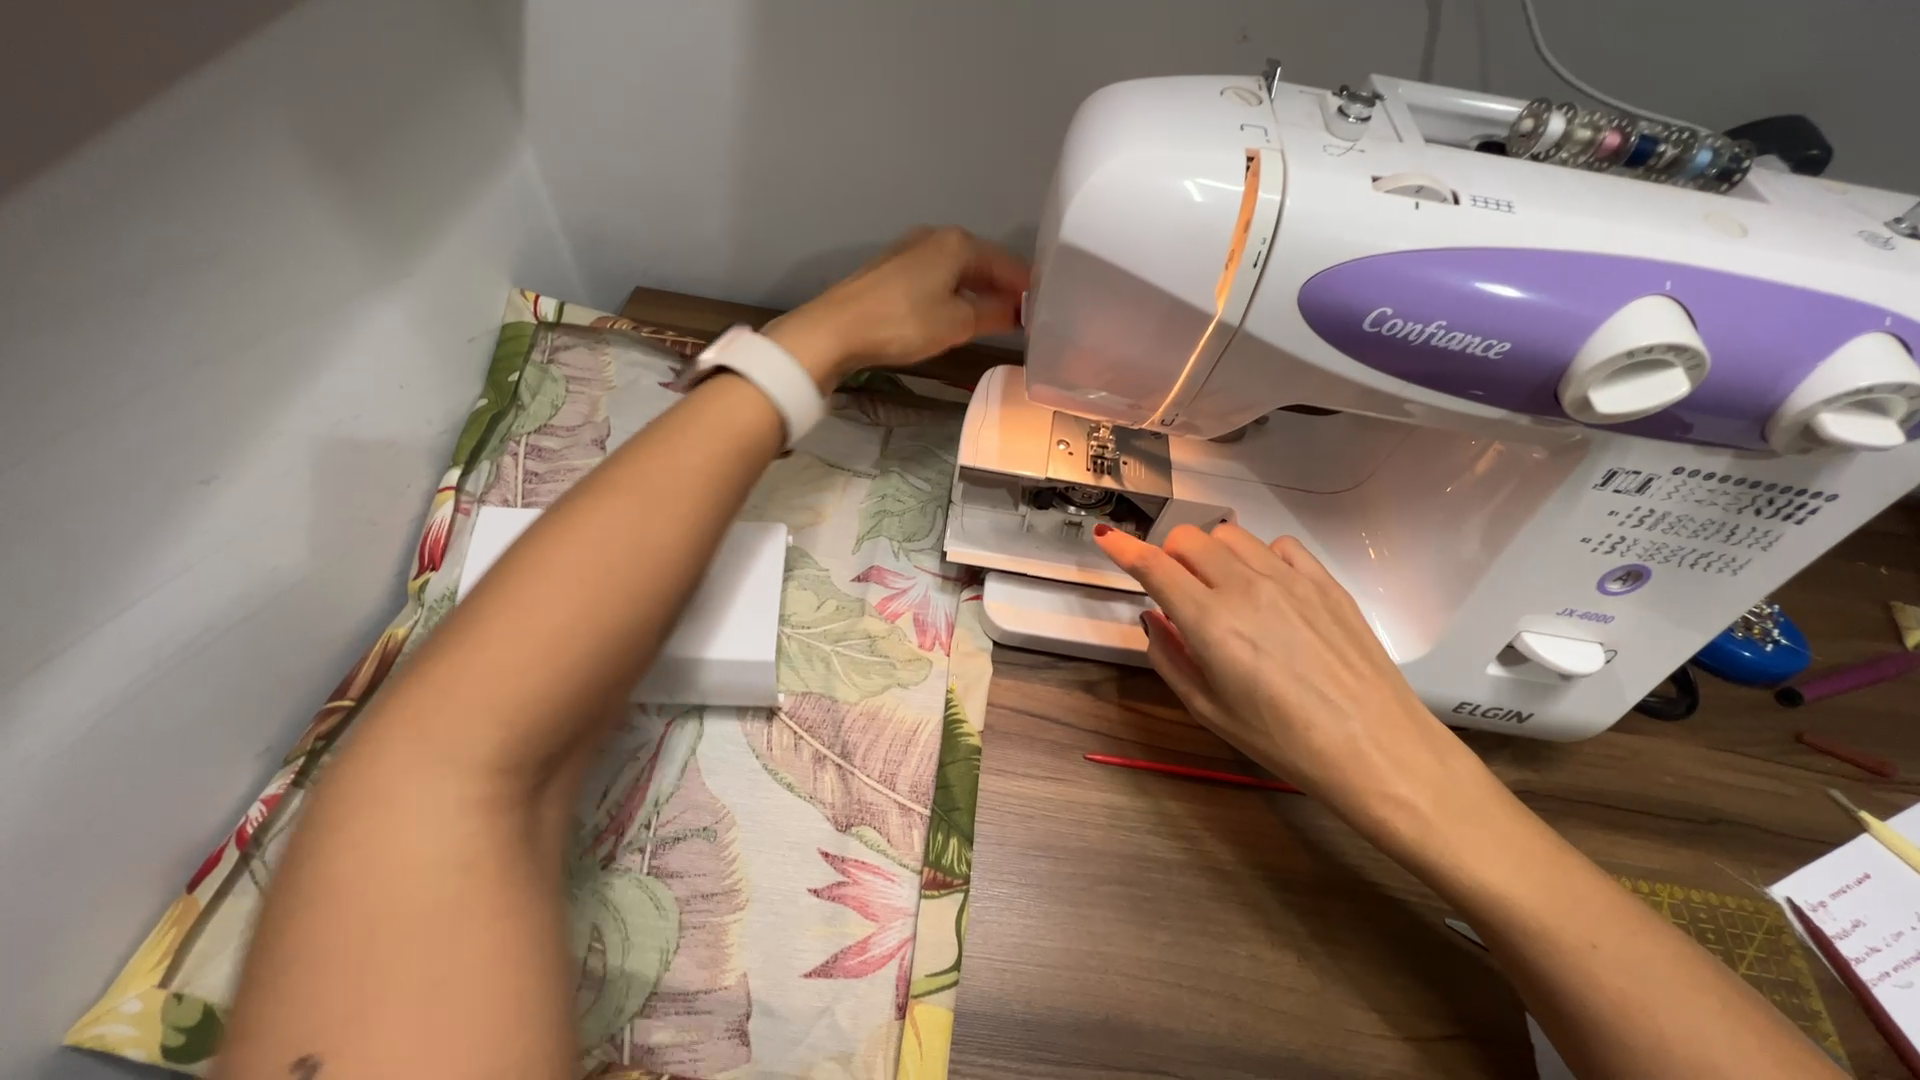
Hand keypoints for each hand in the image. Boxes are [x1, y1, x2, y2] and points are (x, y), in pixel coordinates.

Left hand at [765, 226, 1028, 389]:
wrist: (836, 329)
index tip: (1046, 312)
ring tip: (995, 320)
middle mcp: (936, 237)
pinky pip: (937, 277)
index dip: (1029, 289)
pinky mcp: (892, 269)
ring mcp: (911, 250)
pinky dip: (954, 293)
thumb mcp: (958, 324)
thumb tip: (1019, 311)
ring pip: (959, 270)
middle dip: (1004, 289)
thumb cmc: (903, 323)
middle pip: (983, 263)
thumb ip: (995, 314)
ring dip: (979, 292)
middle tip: (1024, 319)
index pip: (1009, 264)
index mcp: (959, 243)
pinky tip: (957, 313)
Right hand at [1093, 522, 1497, 852]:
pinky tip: (1267, 589)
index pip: (1153, 566)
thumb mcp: (1210, 711)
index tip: (1107, 539)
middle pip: (1189, 539)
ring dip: (1212, 553)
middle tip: (1175, 589)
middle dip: (1169, 555)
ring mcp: (1290, 579)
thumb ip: (1169, 658)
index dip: (1123, 548)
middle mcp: (1246, 587)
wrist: (1375, 747)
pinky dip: (1259, 557)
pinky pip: (1279, 545)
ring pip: (1231, 534)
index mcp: (1210, 622)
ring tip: (1221, 588)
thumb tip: (1152, 619)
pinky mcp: (1325, 582)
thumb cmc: (1285, 741)